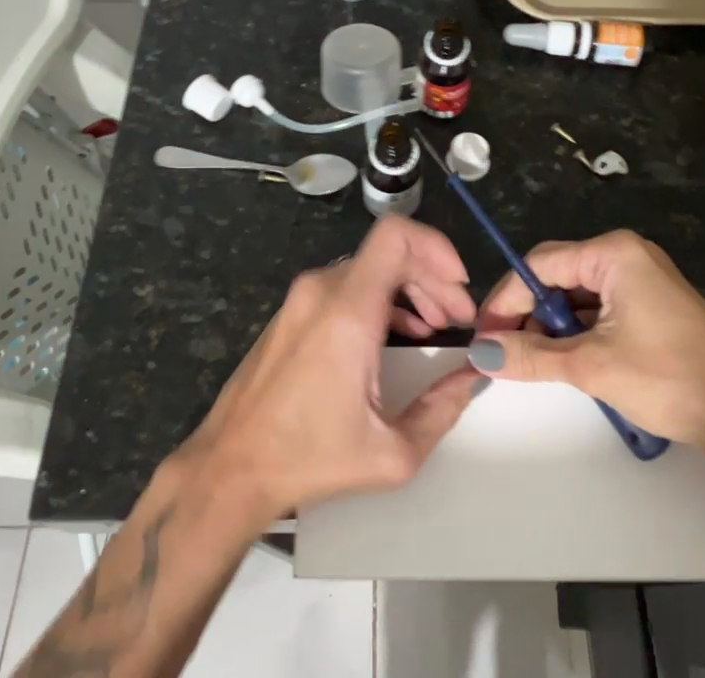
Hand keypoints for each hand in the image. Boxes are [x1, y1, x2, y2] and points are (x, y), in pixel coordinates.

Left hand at [179, 216, 484, 524]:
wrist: (230, 470)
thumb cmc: (309, 459)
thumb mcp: (393, 452)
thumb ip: (443, 407)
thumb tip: (474, 376)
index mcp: (347, 311)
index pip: (395, 235)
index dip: (437, 247)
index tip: (460, 285)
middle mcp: (321, 292)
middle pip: (389, 253)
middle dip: (433, 278)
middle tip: (458, 318)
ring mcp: (300, 300)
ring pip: (368, 269)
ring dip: (409, 289)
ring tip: (436, 327)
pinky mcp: (290, 314)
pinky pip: (344, 288)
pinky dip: (380, 300)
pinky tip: (399, 333)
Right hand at [473, 229, 704, 452]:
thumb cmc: (668, 377)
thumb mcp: (591, 366)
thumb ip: (530, 356)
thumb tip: (480, 354)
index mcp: (614, 254)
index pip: (539, 265)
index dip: (506, 300)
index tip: (483, 337)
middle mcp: (627, 257)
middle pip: (556, 275)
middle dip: (526, 313)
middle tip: (502, 351)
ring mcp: (641, 281)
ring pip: (575, 295)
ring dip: (549, 326)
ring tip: (529, 360)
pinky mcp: (650, 307)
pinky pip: (598, 309)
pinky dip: (575, 332)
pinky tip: (562, 359)